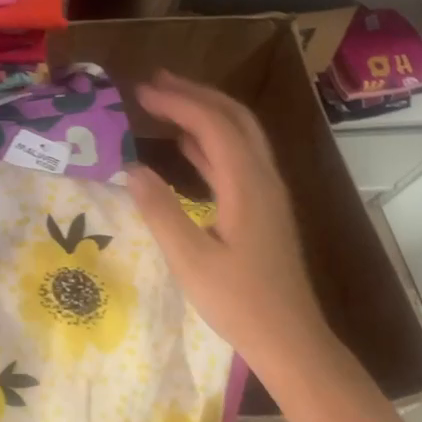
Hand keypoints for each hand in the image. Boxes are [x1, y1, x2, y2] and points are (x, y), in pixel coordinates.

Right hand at [125, 70, 332, 362]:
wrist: (290, 339)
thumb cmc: (239, 303)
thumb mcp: (190, 260)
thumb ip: (160, 211)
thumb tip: (131, 168)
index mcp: (247, 185)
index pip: (213, 124)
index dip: (177, 101)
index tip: (140, 90)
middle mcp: (263, 179)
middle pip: (234, 118)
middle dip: (195, 93)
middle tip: (154, 82)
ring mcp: (267, 194)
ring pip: (239, 135)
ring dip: (204, 113)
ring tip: (165, 102)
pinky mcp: (263, 210)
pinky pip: (237, 159)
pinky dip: (210, 142)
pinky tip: (186, 146)